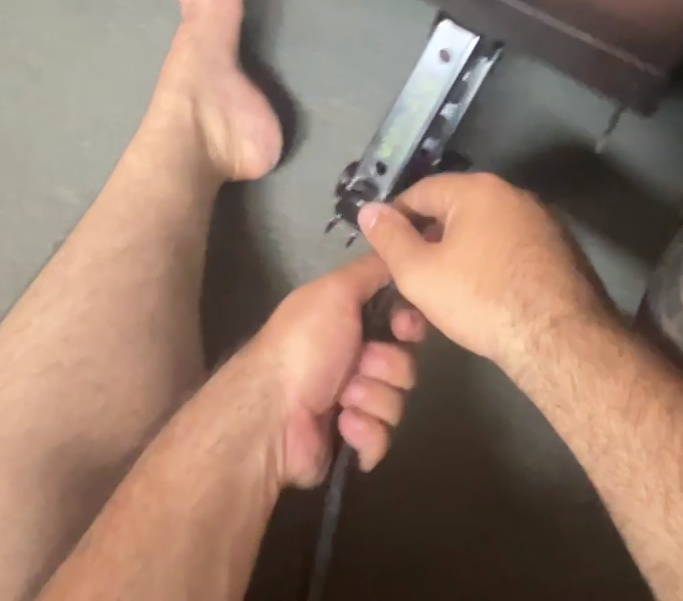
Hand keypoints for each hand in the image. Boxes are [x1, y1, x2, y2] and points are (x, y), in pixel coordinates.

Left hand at [241, 254, 426, 486]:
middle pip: (404, 362)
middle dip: (386, 365)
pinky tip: (342, 424)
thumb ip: (370, 269)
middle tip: (361, 365)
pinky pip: (382, 437)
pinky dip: (365, 431)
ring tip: (343, 398)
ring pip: (396, 401)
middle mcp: (352, 358)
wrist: (273, 413)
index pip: (400, 320)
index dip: (409, 324)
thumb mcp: (335, 291)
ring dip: (371, 397)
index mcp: (347, 321)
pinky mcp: (352, 439)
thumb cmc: (305, 344)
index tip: (404, 328)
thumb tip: (396, 244)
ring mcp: (352, 401)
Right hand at [359, 172, 612, 371]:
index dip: (394, 218)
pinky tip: (484, 294)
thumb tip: (368, 209)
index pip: (420, 191)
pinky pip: (510, 246)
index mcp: (476, 189)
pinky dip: (490, 263)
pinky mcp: (560, 249)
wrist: (560, 340)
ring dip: (459, 252)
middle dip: (428, 237)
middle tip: (410, 274)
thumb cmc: (481, 300)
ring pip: (483, 229)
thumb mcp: (419, 273)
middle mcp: (512, 194)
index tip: (383, 248)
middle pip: (454, 209)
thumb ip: (389, 238)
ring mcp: (541, 220)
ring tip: (444, 288)